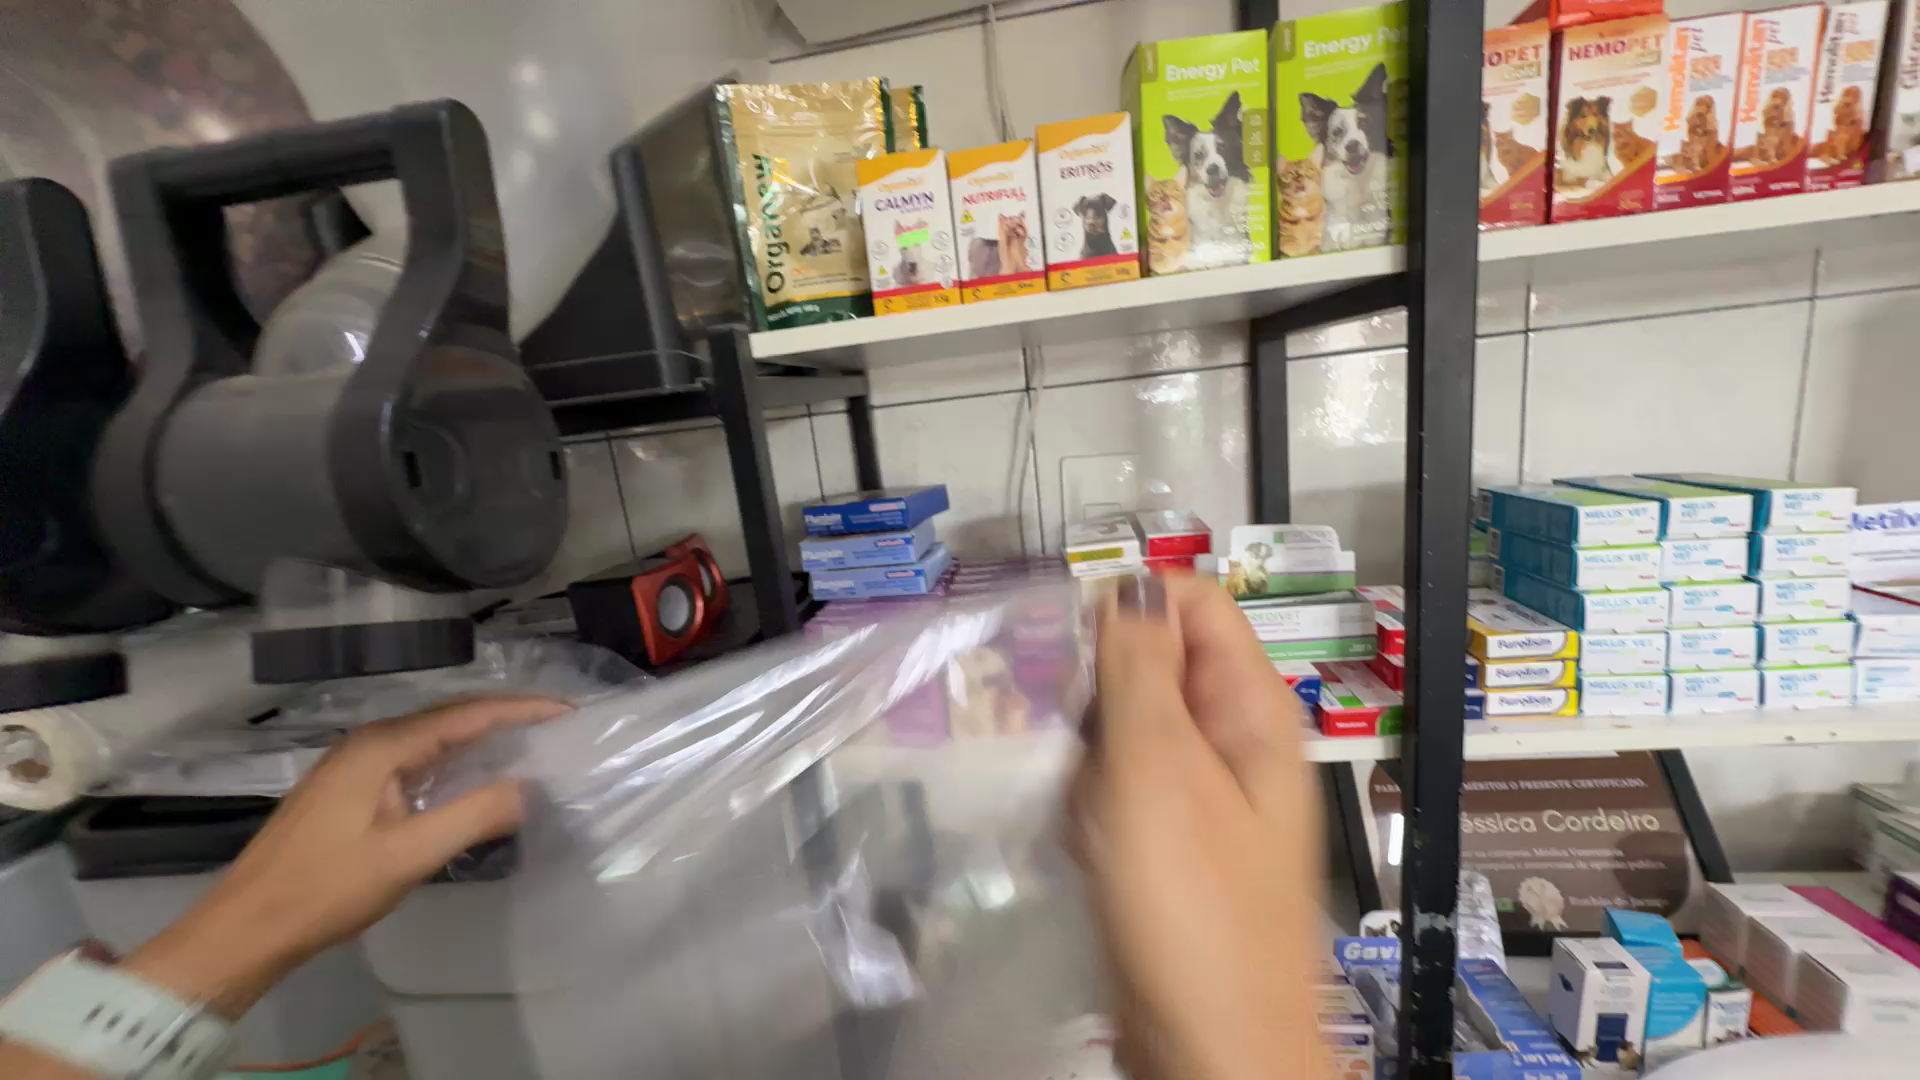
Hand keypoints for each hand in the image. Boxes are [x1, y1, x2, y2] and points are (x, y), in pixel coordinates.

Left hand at [123, 695, 567, 1016]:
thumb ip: (475, 814)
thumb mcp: (409, 855)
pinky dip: (459, 755)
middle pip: (453, 716)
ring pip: (437, 735)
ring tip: (533, 741)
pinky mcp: (353, 785)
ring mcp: (357, 762)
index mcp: (383, 746)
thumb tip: (531, 788)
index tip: (568, 711)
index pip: (469, 714)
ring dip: (485, 735)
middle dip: (509, 715)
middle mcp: (370, 741)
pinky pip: (420, 755)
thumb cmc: (325, 890)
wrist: (239, 934)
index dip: (523, 709)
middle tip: (559, 724)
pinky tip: (480, 770)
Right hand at [1072, 575, 1330, 1079]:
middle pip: (1150, 661)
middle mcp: (1230, 734)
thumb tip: (1130, 581)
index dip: (1130, 607)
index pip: (1191, 603)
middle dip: (1101, 698)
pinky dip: (1093, 800)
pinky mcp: (1168, 826)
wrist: (1207, 1045)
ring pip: (1122, 723)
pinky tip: (1092, 841)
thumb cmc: (1190, 901)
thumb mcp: (1157, 767)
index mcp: (1248, 704)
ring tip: (1091, 810)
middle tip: (1085, 749)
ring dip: (1090, 758)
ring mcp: (1198, 783)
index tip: (1073, 647)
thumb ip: (1140, 666)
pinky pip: (1117, 778)